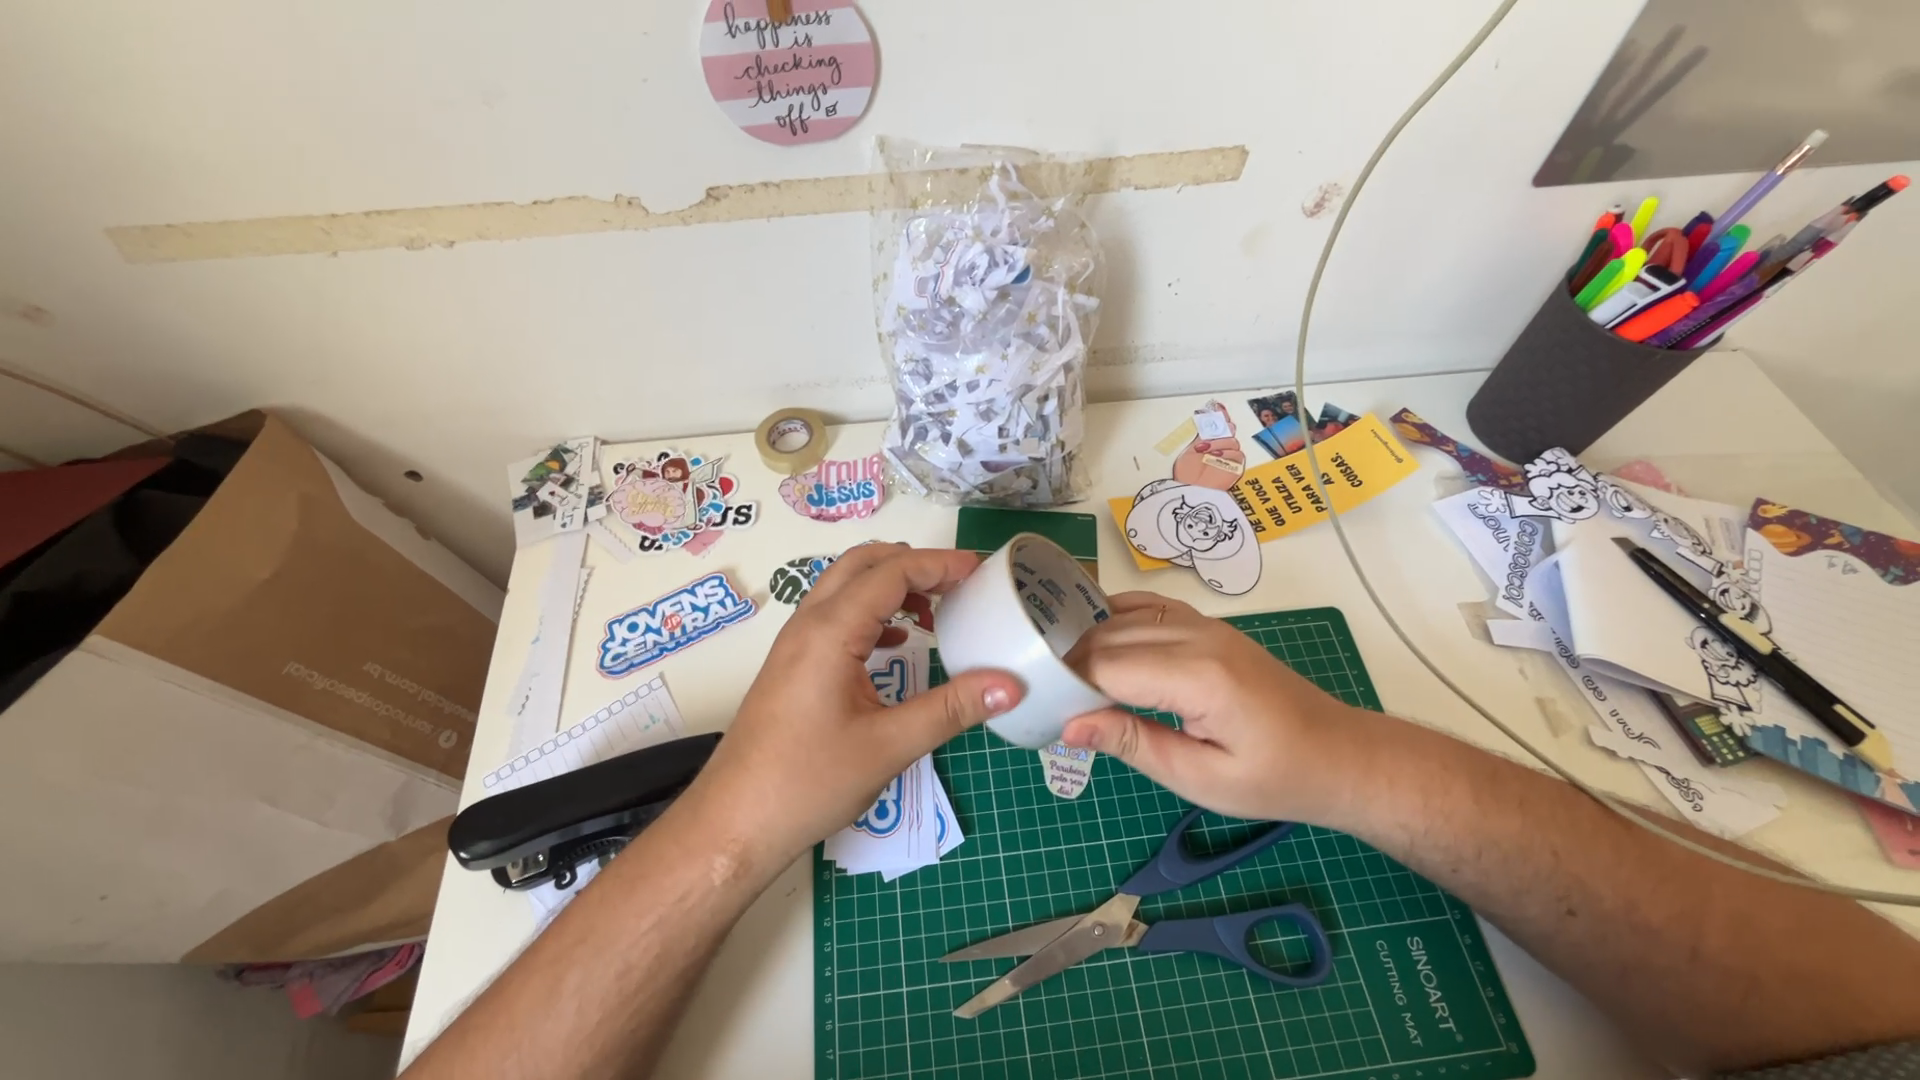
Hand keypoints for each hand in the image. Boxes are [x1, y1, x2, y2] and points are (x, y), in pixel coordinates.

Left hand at [683, 545, 1023, 866]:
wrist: (733, 824)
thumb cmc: (807, 783)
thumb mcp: (889, 746)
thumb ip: (952, 709)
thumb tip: (1010, 686)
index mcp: (831, 632)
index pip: (892, 572)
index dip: (939, 564)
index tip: (981, 571)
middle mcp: (808, 624)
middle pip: (863, 564)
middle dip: (914, 564)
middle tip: (961, 583)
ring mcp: (795, 644)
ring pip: (846, 588)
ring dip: (891, 587)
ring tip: (937, 610)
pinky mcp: (792, 666)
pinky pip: (836, 617)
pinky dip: (873, 615)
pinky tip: (899, 645)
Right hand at [1060, 592, 1362, 822]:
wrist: (1337, 753)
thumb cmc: (1275, 778)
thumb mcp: (1201, 778)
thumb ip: (1133, 743)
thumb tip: (1069, 725)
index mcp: (1198, 677)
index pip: (1105, 667)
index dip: (1066, 686)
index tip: (1042, 710)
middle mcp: (1197, 636)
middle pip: (1107, 636)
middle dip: (1069, 665)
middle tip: (1045, 699)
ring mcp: (1203, 624)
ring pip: (1122, 616)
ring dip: (1088, 643)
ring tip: (1066, 679)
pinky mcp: (1207, 625)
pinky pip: (1148, 607)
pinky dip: (1115, 618)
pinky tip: (1096, 639)